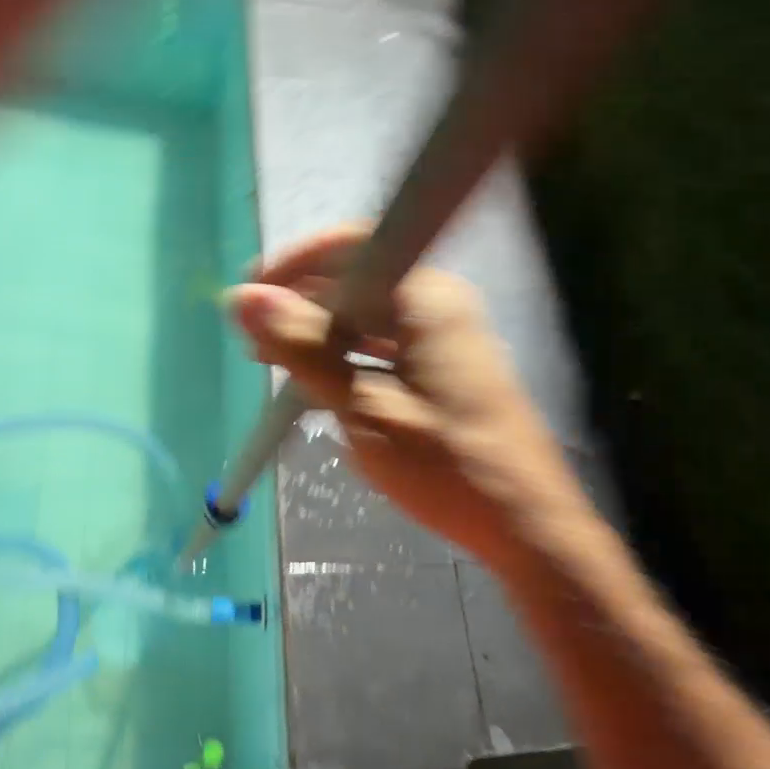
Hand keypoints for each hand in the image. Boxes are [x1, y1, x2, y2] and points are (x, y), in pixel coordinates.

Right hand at [224, 224, 592, 568]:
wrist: (525, 522)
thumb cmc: (447, 466)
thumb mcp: (364, 409)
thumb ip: (304, 350)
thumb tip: (245, 299)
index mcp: (426, 298)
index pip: (351, 246)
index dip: (295, 263)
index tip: (252, 297)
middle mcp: (439, 302)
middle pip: (357, 279)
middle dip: (302, 306)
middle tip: (257, 347)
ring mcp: (445, 333)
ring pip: (367, 314)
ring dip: (321, 336)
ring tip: (279, 371)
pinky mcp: (445, 364)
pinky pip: (384, 342)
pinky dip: (348, 358)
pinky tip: (323, 388)